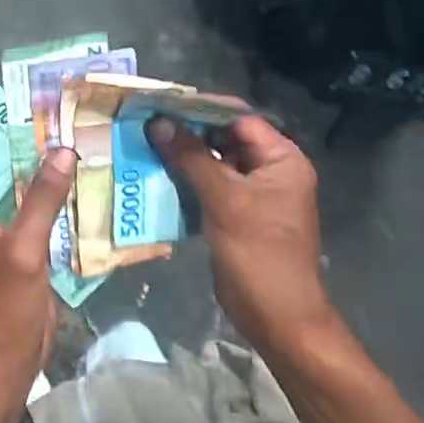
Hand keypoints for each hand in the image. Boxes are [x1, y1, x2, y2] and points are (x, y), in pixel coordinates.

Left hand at [0, 147, 76, 422]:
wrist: (8, 364)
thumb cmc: (4, 305)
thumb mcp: (24, 249)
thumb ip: (42, 200)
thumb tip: (62, 150)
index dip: (3, 133)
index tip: (33, 108)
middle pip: (4, 174)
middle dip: (32, 153)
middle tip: (66, 122)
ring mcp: (0, 233)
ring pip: (24, 195)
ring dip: (48, 177)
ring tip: (80, 143)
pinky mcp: (21, 250)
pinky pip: (37, 217)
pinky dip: (57, 204)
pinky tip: (84, 186)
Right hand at [151, 115, 335, 355]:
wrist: (277, 318)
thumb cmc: (260, 254)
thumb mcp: (225, 200)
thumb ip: (190, 157)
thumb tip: (158, 121)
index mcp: (281, 161)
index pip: (238, 120)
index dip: (201, 110)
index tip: (161, 104)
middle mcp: (269, 171)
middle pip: (222, 138)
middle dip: (185, 131)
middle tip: (145, 122)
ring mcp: (251, 193)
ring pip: (210, 161)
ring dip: (180, 154)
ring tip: (142, 142)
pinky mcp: (233, 212)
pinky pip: (205, 184)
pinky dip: (182, 177)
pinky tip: (152, 171)